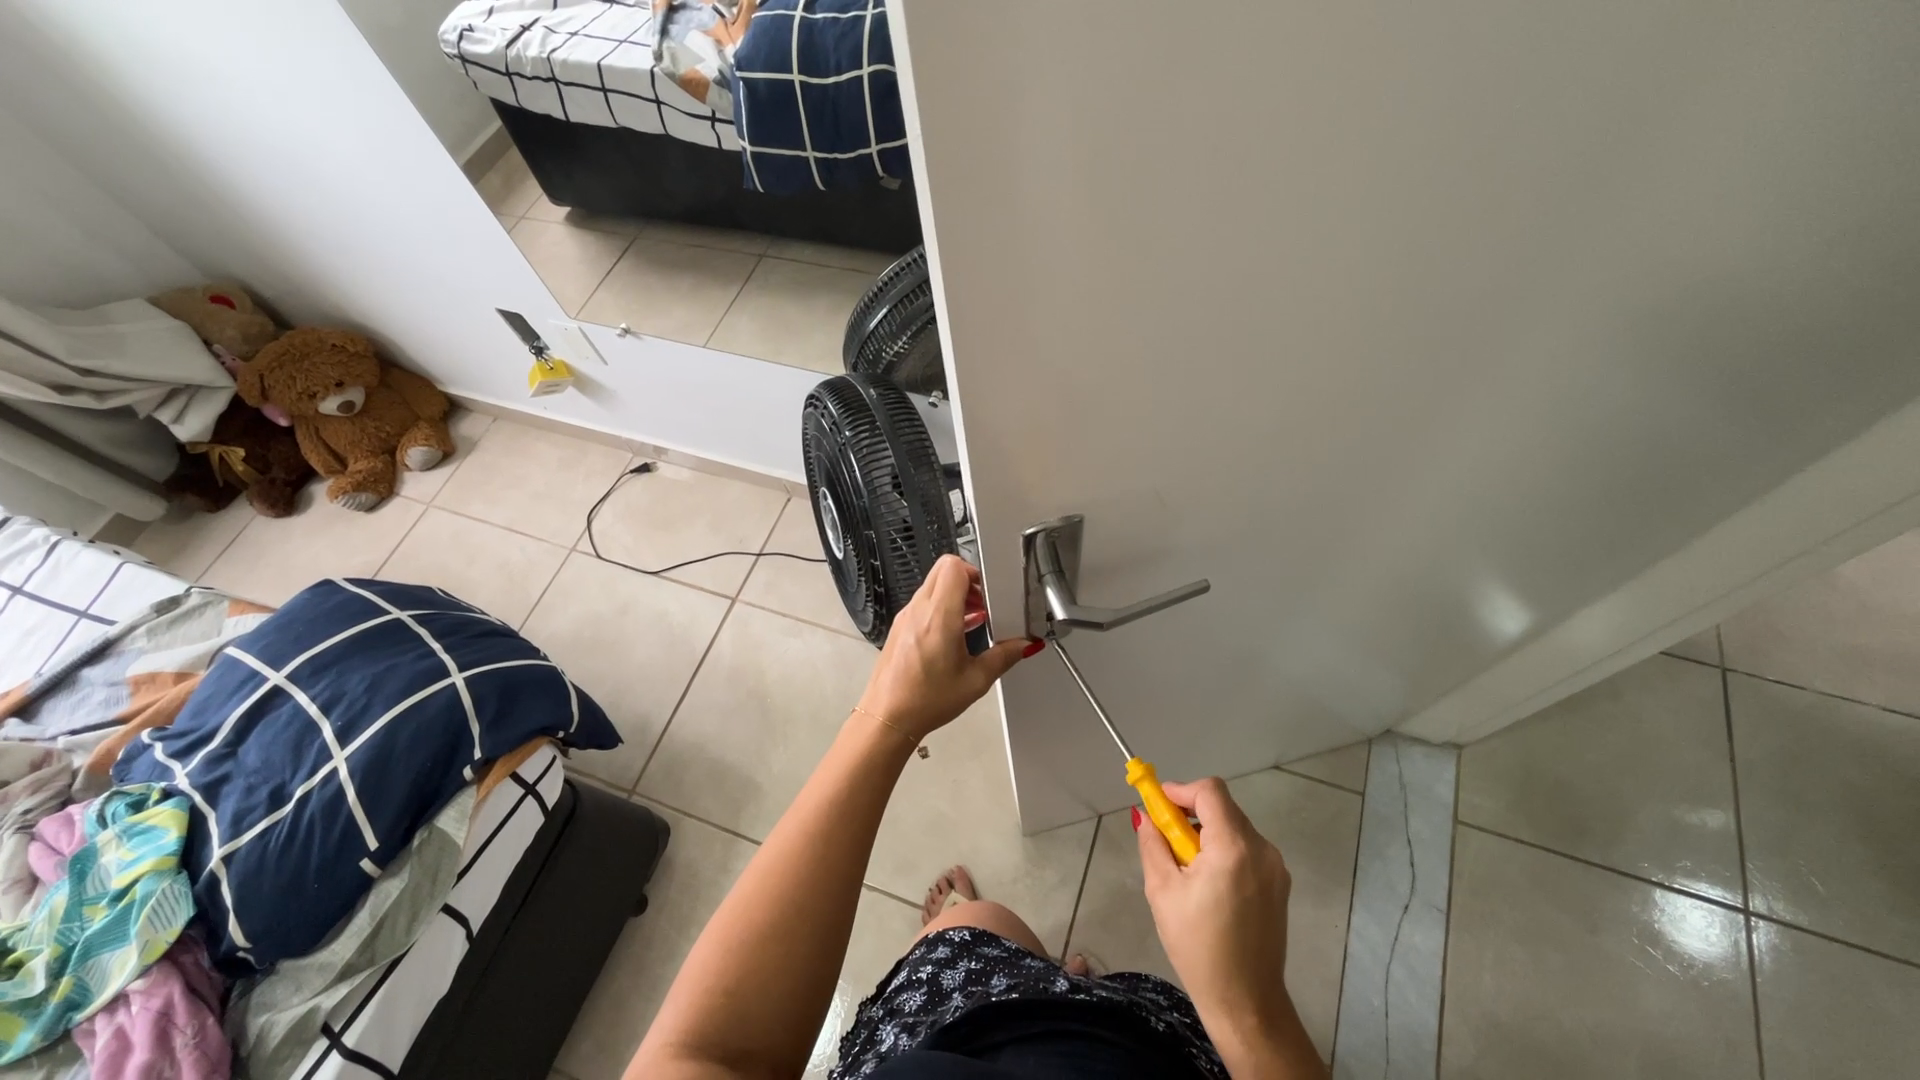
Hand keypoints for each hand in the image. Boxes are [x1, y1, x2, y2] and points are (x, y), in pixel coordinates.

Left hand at [856, 555, 1037, 740]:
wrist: (888, 717)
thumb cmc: (925, 701)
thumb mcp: (976, 680)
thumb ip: (1004, 657)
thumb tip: (1023, 646)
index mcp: (939, 617)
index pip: (954, 567)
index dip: (976, 573)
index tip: (989, 592)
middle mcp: (918, 610)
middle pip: (943, 570)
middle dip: (967, 580)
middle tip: (983, 603)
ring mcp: (905, 617)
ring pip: (932, 586)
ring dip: (954, 594)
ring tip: (973, 620)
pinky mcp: (899, 627)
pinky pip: (922, 603)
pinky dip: (940, 607)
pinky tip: (954, 634)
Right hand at [1137, 778, 1292, 1031]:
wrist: (1246, 1000)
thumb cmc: (1197, 947)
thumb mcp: (1162, 892)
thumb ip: (1153, 845)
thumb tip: (1145, 816)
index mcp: (1233, 848)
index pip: (1210, 791)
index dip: (1181, 790)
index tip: (1157, 804)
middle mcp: (1262, 849)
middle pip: (1223, 809)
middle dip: (1191, 814)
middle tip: (1164, 838)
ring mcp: (1276, 867)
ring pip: (1235, 829)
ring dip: (1207, 834)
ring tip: (1184, 869)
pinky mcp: (1280, 884)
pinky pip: (1247, 850)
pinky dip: (1224, 852)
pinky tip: (1208, 884)